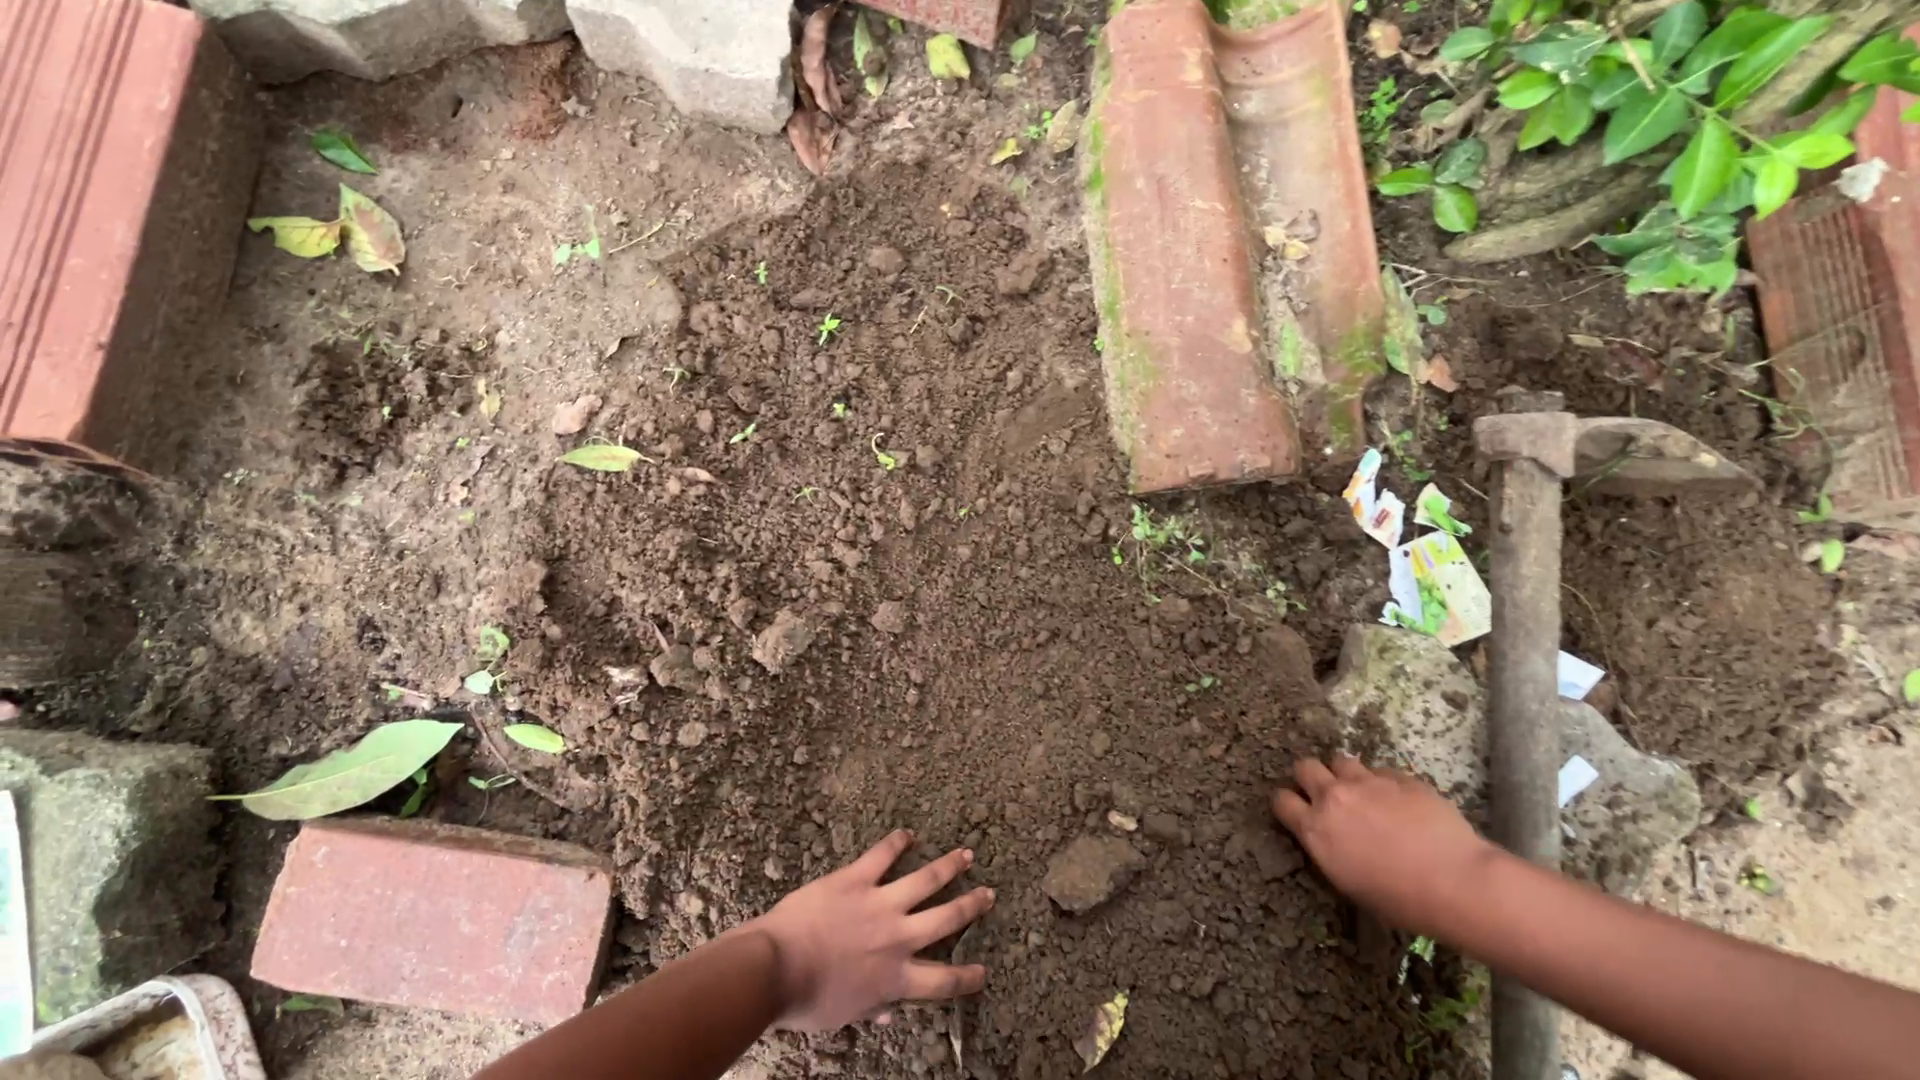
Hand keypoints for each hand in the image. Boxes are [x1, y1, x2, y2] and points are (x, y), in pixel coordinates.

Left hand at [743, 829, 993, 1031]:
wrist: (776, 969)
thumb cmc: (806, 1000)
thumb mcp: (844, 1015)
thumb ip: (872, 1009)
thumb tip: (890, 1016)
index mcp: (895, 978)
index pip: (942, 981)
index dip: (967, 977)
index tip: (984, 972)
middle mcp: (897, 938)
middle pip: (946, 919)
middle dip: (971, 906)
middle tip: (989, 894)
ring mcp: (879, 904)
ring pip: (925, 880)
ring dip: (948, 866)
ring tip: (966, 855)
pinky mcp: (857, 879)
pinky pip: (882, 856)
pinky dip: (896, 843)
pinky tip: (907, 833)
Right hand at [1271, 755, 1500, 934]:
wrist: (1455, 882)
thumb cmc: (1399, 898)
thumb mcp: (1347, 881)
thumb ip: (1328, 848)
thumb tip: (1330, 837)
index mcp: (1315, 828)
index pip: (1281, 800)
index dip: (1287, 804)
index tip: (1296, 811)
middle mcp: (1334, 797)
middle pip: (1305, 767)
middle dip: (1311, 777)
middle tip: (1326, 794)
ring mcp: (1368, 783)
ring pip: (1341, 761)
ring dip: (1346, 775)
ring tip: (1363, 792)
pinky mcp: (1400, 778)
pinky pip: (1382, 772)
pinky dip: (1384, 783)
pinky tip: (1401, 803)